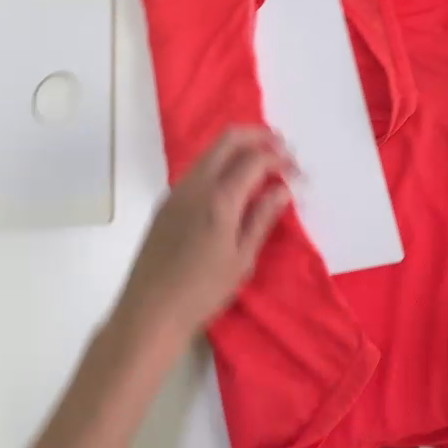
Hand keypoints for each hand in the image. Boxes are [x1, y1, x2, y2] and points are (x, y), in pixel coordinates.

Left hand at [116, 126, 296, 341]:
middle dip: (259, 137)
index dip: (281, 160)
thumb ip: (262, 219)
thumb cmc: (202, 292)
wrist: (149, 310)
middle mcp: (195, 184)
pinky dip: (220, 165)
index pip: (255, 160)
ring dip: (238, 149)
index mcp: (219, 198)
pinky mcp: (166, 201)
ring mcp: (177, 190)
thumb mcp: (242, 260)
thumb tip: (283, 190)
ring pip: (210, 151)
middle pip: (228, 139)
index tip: (298, 171)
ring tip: (263, 165)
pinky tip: (234, 185)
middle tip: (282, 149)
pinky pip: (198, 169)